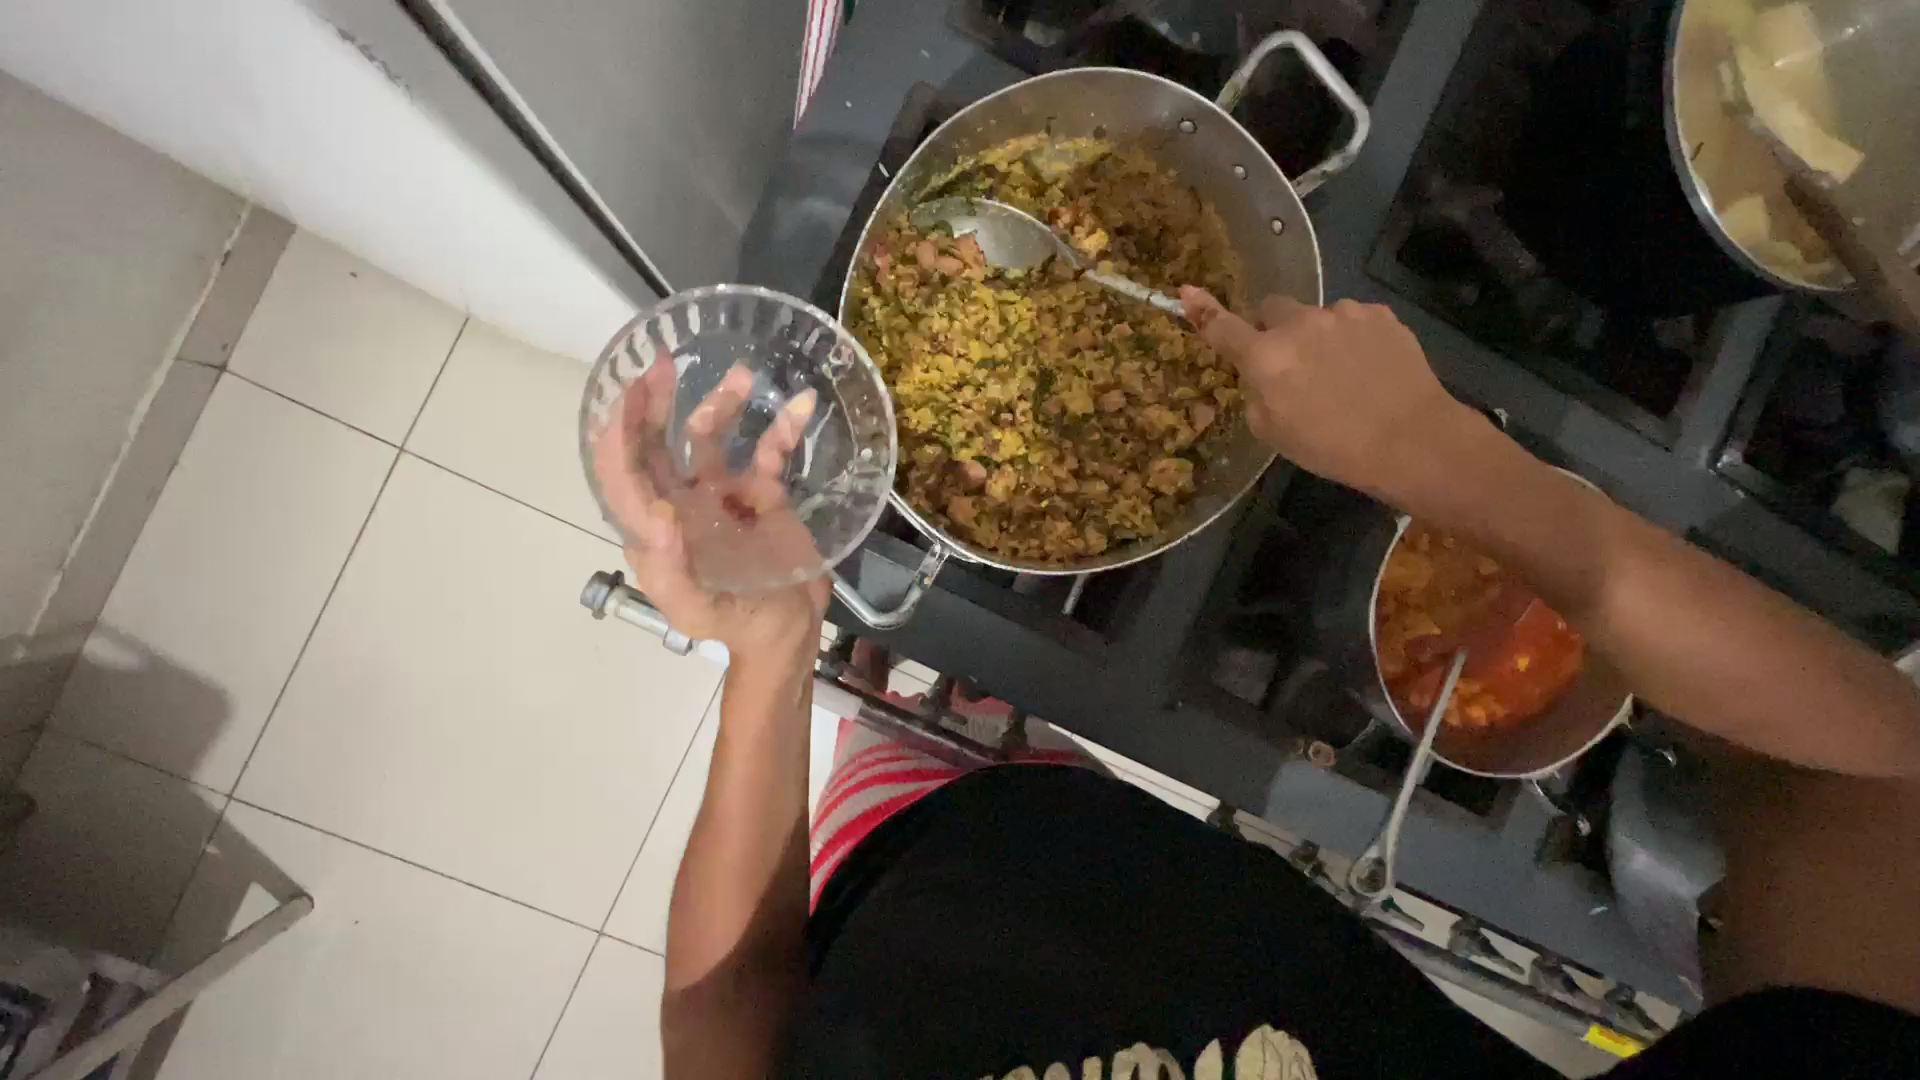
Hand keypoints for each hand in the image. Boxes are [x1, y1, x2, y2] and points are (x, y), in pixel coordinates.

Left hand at [590, 360, 828, 670]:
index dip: (620, 430)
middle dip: (656, 403)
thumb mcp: (697, 609)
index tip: (633, 393)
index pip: (623, 470)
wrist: (790, 634)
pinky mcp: (764, 493)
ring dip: (722, 404)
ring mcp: (723, 494)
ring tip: (744, 378)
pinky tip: (801, 406)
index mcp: (654, 527)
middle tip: (666, 365)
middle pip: (658, 442)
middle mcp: (681, 501)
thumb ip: (672, 569)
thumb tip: (658, 514)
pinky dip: (784, 428)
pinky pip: (770, 452)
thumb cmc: (737, 624)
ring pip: (712, 437)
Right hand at [1180, 287, 1472, 497]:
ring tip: (1341, 373)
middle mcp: (1300, 325)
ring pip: (1316, 316)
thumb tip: (1263, 375)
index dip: (1202, 311)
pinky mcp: (1379, 314)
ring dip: (1317, 336)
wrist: (1410, 439)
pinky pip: (1352, 320)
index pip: (1223, 327)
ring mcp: (1343, 314)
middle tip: (1292, 363)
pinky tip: (1367, 368)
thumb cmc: (1330, 446)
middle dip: (1275, 329)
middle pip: (1273, 308)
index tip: (1187, 290)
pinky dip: (1351, 338)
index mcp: (1266, 358)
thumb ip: (1257, 394)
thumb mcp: (1272, 432)